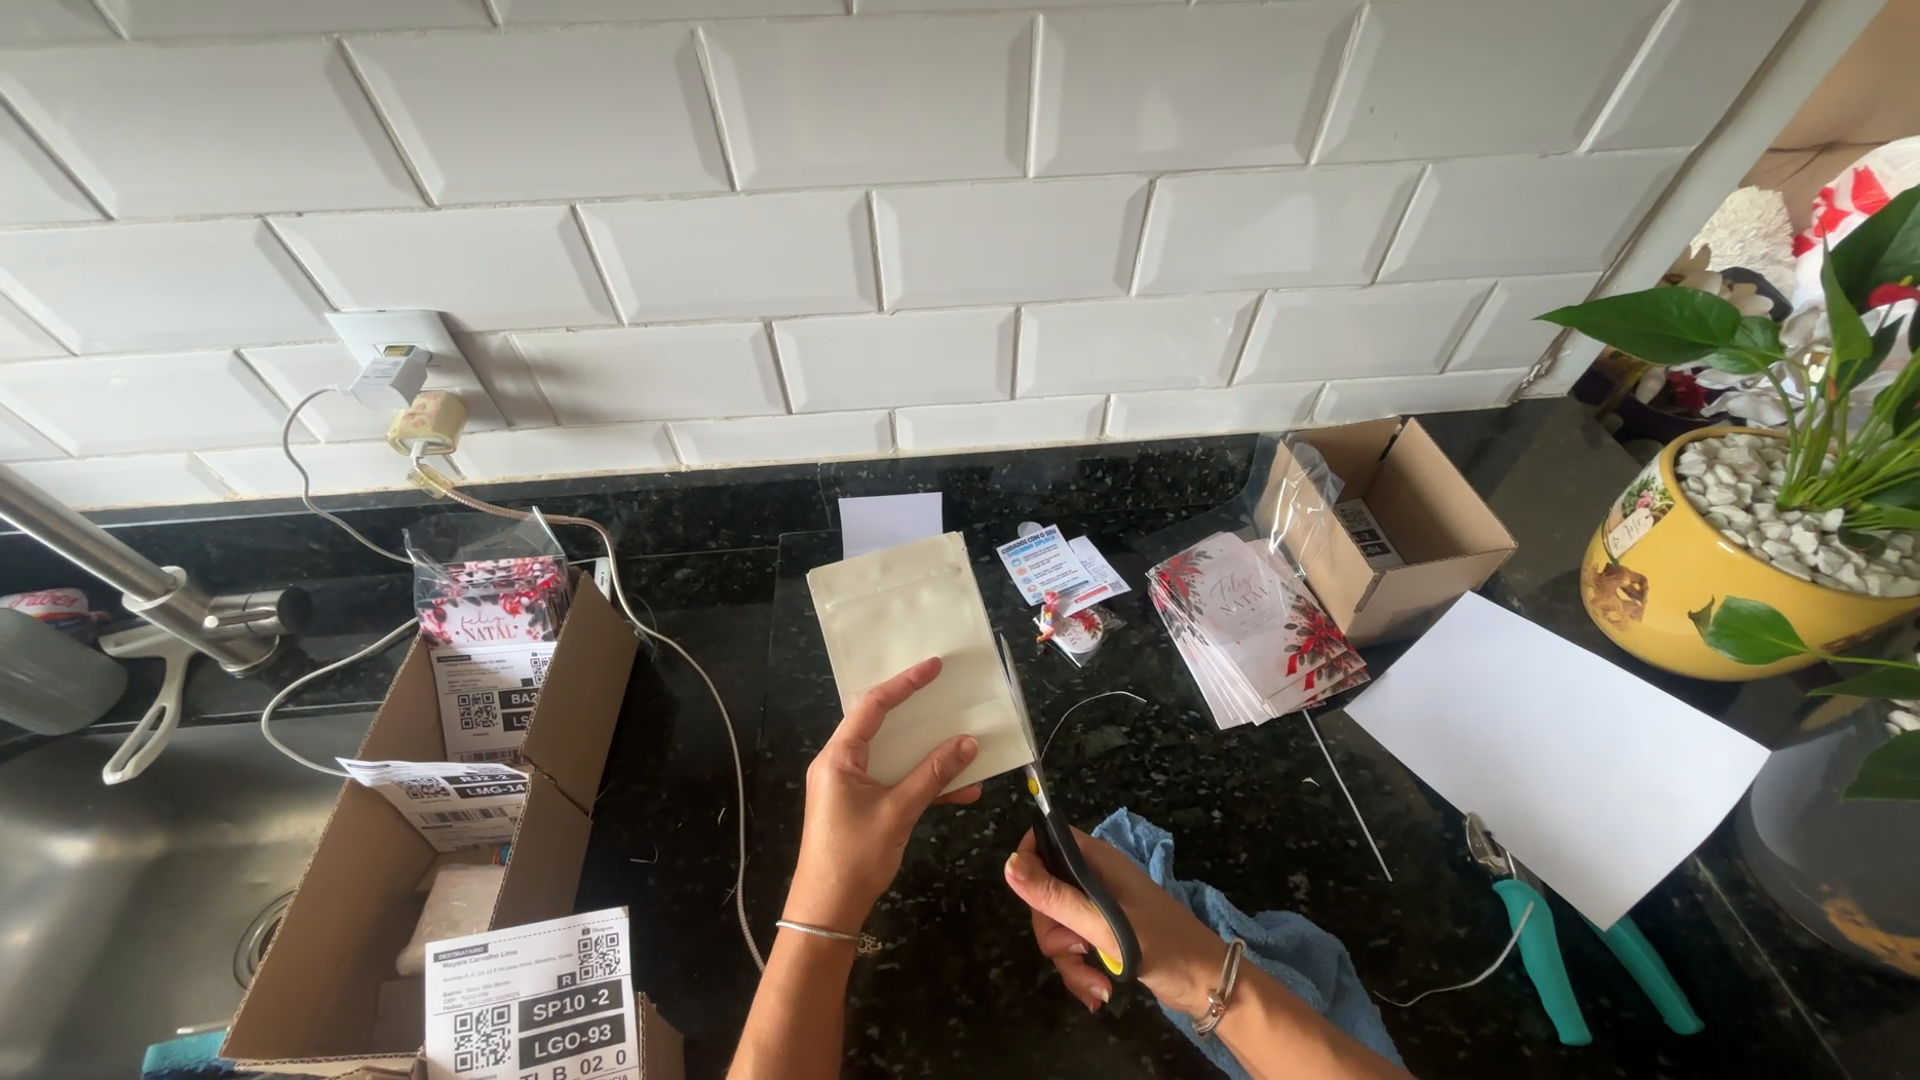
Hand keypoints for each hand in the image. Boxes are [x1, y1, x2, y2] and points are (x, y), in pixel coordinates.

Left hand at [783, 657, 982, 934]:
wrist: (826, 913)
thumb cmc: (854, 856)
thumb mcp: (897, 812)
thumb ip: (933, 775)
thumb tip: (968, 743)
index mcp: (839, 757)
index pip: (872, 707)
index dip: (904, 684)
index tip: (933, 667)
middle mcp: (841, 764)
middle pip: (883, 726)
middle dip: (919, 714)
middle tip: (947, 695)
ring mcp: (851, 786)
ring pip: (895, 757)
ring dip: (929, 755)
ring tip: (965, 745)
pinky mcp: (862, 806)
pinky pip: (897, 783)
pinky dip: (925, 784)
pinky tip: (961, 792)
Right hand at [1004, 828, 1227, 1015]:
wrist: (1209, 985)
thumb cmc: (1161, 945)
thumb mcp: (1103, 924)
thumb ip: (1055, 896)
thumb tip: (1009, 865)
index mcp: (1096, 860)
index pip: (1045, 839)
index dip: (1029, 863)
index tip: (1032, 897)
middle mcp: (1094, 877)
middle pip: (1044, 891)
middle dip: (1053, 930)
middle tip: (1075, 949)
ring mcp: (1099, 907)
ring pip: (1057, 925)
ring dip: (1068, 961)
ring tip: (1095, 983)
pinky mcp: (1104, 934)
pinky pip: (1074, 947)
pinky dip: (1080, 971)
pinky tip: (1097, 991)